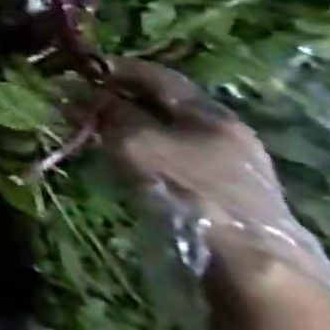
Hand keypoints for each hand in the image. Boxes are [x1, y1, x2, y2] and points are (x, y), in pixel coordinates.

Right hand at [102, 60, 326, 282]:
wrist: (247, 261)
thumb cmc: (186, 187)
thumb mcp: (135, 141)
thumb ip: (110, 112)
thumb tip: (83, 94)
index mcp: (210, 112)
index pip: (158, 75)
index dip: (117, 67)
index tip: (83, 68)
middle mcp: (226, 132)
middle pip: (165, 104)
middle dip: (122, 98)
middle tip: (83, 100)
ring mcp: (232, 165)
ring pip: (169, 132)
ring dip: (131, 126)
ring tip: (97, 130)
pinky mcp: (227, 194)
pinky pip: (176, 157)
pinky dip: (145, 149)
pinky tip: (126, 159)